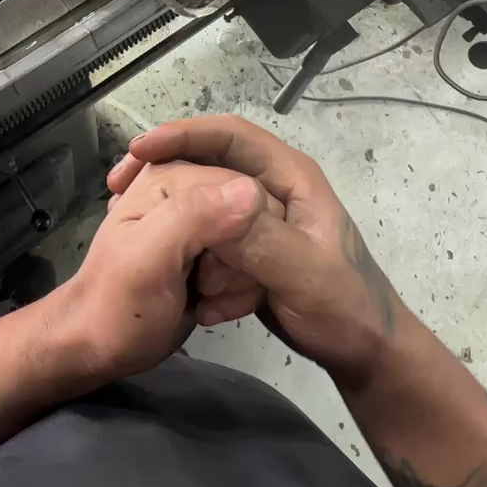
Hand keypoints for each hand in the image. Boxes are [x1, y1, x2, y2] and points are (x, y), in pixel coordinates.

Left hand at [36, 162, 266, 386]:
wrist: (101, 344)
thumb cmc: (118, 303)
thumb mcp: (148, 258)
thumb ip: (194, 216)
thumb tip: (252, 192)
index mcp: (172, 175)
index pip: (244, 188)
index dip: (238, 232)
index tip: (207, 266)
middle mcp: (192, 190)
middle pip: (256, 215)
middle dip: (239, 260)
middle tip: (204, 285)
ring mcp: (204, 223)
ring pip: (258, 243)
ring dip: (239, 280)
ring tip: (204, 297)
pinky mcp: (213, 254)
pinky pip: (251, 264)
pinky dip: (238, 292)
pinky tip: (210, 307)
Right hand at [111, 115, 405, 387]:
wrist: (364, 351)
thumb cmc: (346, 306)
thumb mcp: (306, 274)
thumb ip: (263, 241)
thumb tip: (214, 203)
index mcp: (289, 176)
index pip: (231, 136)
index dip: (185, 134)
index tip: (142, 147)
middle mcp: (269, 186)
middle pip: (208, 161)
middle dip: (166, 169)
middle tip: (121, 184)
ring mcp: (256, 217)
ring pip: (202, 198)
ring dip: (168, 207)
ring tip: (126, 215)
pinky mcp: (246, 245)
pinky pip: (205, 232)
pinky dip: (182, 239)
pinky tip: (154, 250)